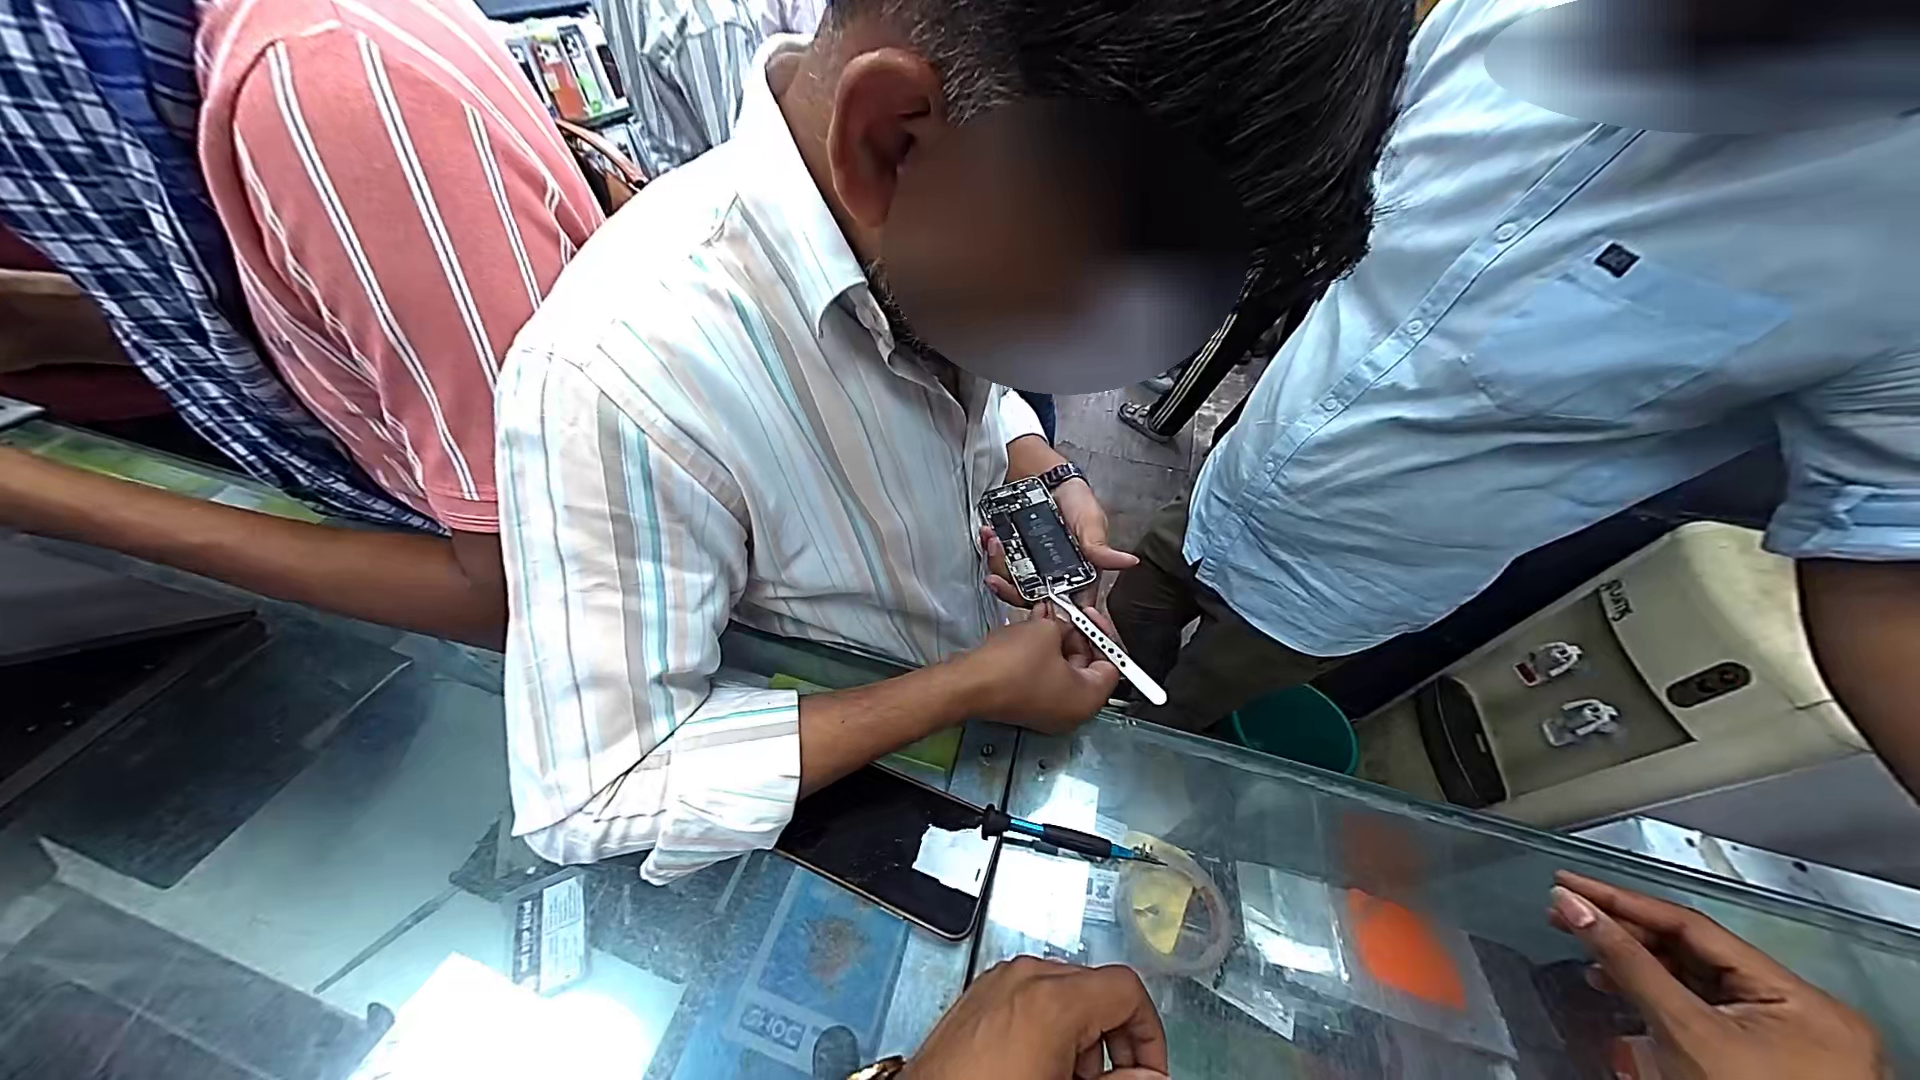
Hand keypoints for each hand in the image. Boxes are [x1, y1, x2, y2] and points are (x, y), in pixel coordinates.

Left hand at [902, 957, 1167, 1079]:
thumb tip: (1150, 1076)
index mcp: (1051, 997)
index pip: (1126, 988)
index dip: (1148, 1032)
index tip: (1149, 1070)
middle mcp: (1023, 975)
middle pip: (1095, 987)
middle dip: (1113, 1038)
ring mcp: (998, 980)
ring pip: (1064, 991)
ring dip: (1081, 1035)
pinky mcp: (980, 992)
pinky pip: (1031, 995)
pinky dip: (1047, 1026)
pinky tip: (1037, 1067)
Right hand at [957, 616, 1118, 733]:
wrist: (969, 683)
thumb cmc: (1009, 668)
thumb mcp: (1046, 631)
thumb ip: (1062, 624)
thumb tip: (1059, 622)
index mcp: (1087, 700)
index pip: (1111, 664)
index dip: (1100, 635)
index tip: (1090, 618)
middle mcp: (1070, 711)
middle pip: (1085, 666)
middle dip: (1073, 636)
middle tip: (1063, 615)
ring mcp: (1046, 709)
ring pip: (1060, 668)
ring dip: (1052, 641)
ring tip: (1042, 619)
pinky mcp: (1025, 703)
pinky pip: (1041, 674)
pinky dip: (1038, 653)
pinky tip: (1027, 632)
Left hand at [983, 476, 1137, 608]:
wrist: (1047, 477)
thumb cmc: (1076, 500)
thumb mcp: (1091, 523)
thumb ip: (1101, 548)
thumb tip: (1129, 562)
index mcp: (1076, 577)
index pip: (1065, 607)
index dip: (1050, 611)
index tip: (1037, 602)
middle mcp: (1051, 577)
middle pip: (1029, 599)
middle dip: (1011, 589)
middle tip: (999, 575)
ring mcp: (1029, 567)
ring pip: (1010, 583)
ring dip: (997, 566)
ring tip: (994, 544)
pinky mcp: (1012, 555)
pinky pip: (997, 563)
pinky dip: (990, 552)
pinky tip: (989, 536)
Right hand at [1548, 871, 1887, 1079]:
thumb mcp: (1680, 1026)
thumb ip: (1624, 958)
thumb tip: (1567, 900)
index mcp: (1798, 997)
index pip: (1691, 925)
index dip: (1622, 899)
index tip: (1565, 881)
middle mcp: (1799, 1007)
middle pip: (1689, 948)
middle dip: (1620, 930)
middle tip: (1561, 913)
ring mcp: (1784, 1032)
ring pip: (1689, 974)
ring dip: (1629, 959)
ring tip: (1580, 949)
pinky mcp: (1763, 1052)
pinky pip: (1697, 1002)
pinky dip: (1650, 988)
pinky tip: (1612, 984)